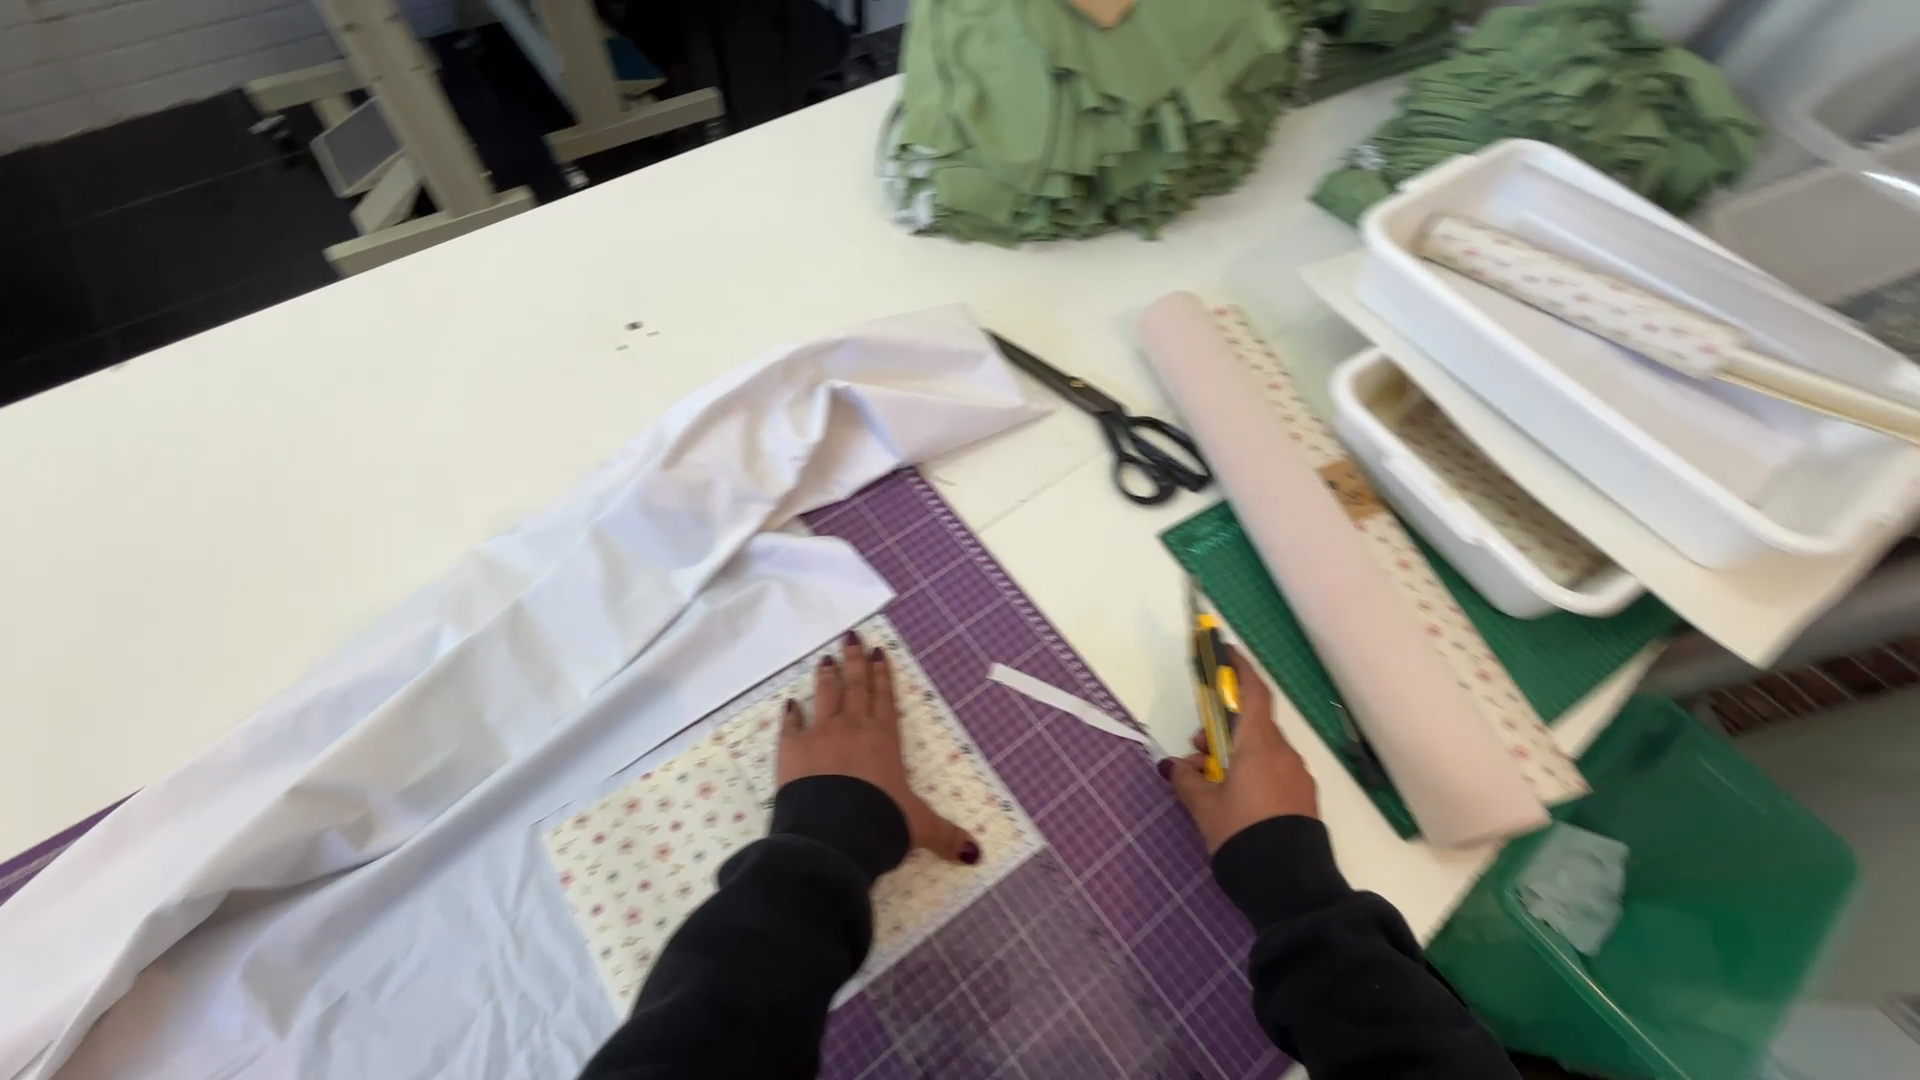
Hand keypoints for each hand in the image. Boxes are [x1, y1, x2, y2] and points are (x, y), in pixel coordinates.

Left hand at [778, 630, 980, 864]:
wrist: (833, 836)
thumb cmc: (881, 823)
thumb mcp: (920, 828)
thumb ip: (945, 836)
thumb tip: (976, 854)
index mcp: (884, 739)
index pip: (885, 698)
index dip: (882, 674)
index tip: (878, 652)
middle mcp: (853, 727)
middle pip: (855, 686)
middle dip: (854, 661)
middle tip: (850, 637)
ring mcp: (820, 735)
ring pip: (825, 697)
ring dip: (826, 677)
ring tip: (825, 659)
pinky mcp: (792, 750)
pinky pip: (790, 726)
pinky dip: (790, 714)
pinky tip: (789, 704)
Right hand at [1162, 646, 1317, 853]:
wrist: (1291, 889)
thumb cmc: (1242, 836)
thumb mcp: (1203, 807)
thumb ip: (1187, 779)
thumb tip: (1179, 766)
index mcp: (1259, 746)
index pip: (1252, 693)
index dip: (1239, 669)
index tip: (1226, 652)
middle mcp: (1283, 754)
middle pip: (1251, 724)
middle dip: (1222, 728)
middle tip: (1197, 748)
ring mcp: (1297, 777)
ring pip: (1261, 750)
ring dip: (1234, 754)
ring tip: (1209, 782)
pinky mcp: (1303, 799)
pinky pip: (1273, 771)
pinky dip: (1251, 772)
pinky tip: (1233, 799)